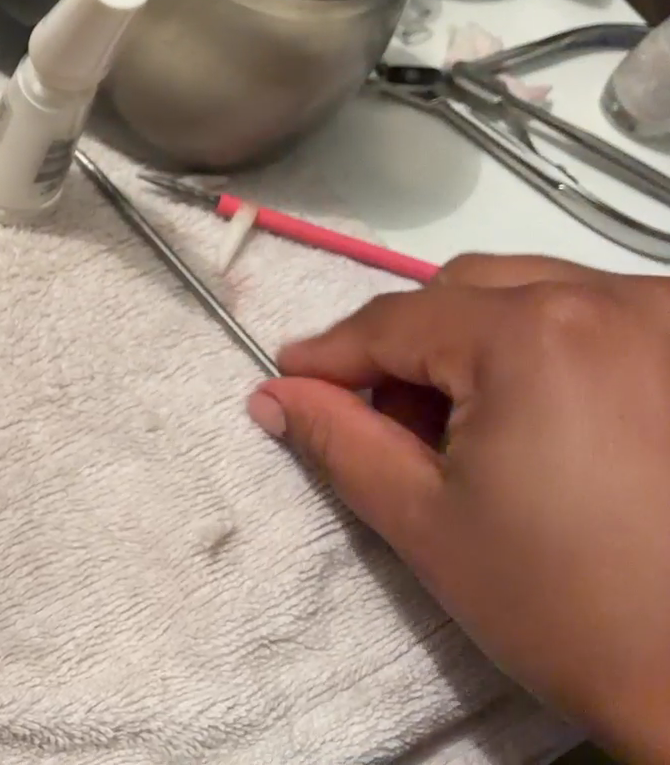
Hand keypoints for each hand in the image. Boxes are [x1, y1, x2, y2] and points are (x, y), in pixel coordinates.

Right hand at [250, 255, 669, 762]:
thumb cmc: (571, 605)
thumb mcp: (420, 518)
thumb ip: (333, 436)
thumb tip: (271, 395)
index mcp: (535, 336)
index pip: (390, 322)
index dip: (327, 356)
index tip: (290, 384)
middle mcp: (626, 306)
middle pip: (465, 291)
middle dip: (410, 348)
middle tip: (400, 425)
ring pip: (541, 298)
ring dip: (485, 345)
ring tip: (486, 430)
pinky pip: (616, 325)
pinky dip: (563, 355)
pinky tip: (566, 429)